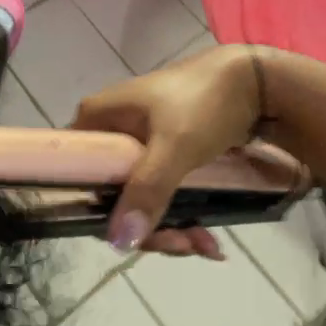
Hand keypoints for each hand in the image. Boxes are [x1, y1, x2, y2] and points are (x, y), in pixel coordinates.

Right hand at [71, 44, 264, 258]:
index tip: (132, 236)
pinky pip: (161, 192)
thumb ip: (146, 190)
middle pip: (110, 192)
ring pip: (139, 197)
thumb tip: (117, 242)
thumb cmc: (200, 103)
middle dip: (147, 227)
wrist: (251, 82)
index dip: (96, 210)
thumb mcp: (173, 146)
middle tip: (183, 244)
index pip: (74, 171)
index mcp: (96, 118)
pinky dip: (181, 216)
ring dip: (171, 227)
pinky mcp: (164, 152)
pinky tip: (207, 236)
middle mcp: (110, 130)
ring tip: (206, 243)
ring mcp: (138, 142)